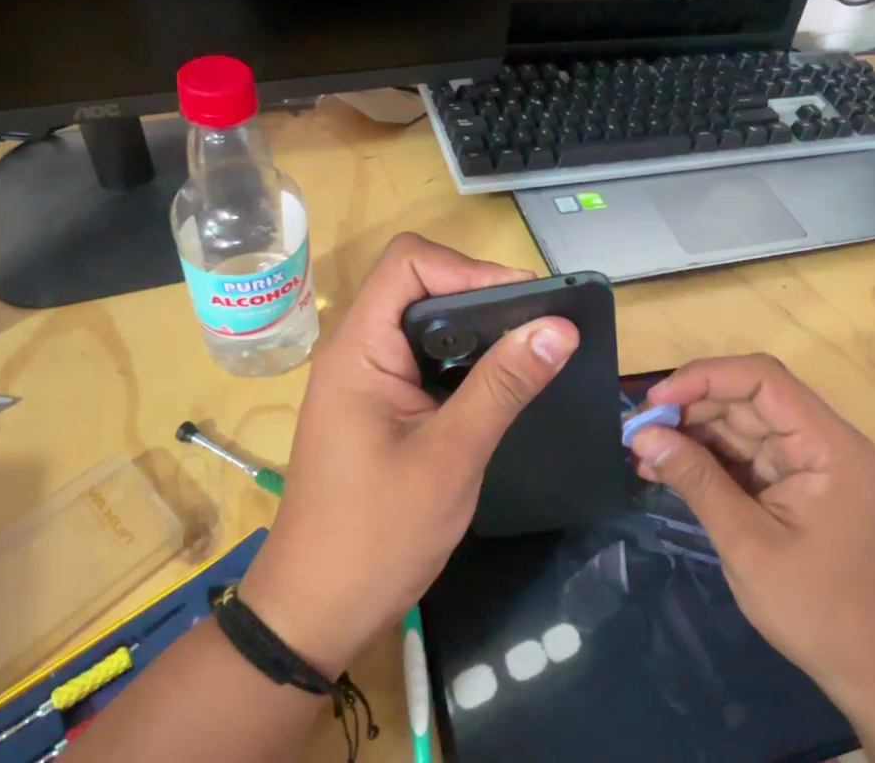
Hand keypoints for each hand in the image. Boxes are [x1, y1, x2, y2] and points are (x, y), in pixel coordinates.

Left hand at [237, 233, 577, 673]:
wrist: (316, 611)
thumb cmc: (377, 535)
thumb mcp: (451, 457)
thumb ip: (502, 386)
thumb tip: (558, 328)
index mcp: (358, 350)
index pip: (408, 264)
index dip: (468, 268)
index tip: (526, 302)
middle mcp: (355, 352)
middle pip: (416, 286)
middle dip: (480, 295)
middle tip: (540, 327)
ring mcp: (362, 381)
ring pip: (421, 324)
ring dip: (475, 330)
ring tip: (531, 350)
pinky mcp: (375, 408)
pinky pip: (420, 361)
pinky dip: (461, 360)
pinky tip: (499, 383)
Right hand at [627, 355, 874, 707]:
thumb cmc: (819, 608)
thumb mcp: (748, 543)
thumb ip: (697, 481)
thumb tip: (643, 435)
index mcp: (827, 444)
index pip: (761, 380)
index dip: (704, 378)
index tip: (654, 402)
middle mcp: (822, 442)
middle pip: (749, 400)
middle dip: (691, 409)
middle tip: (637, 432)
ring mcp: (811, 466)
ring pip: (743, 429)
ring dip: (693, 436)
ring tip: (643, 454)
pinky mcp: (798, 490)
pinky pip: (748, 460)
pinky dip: (709, 463)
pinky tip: (667, 471)